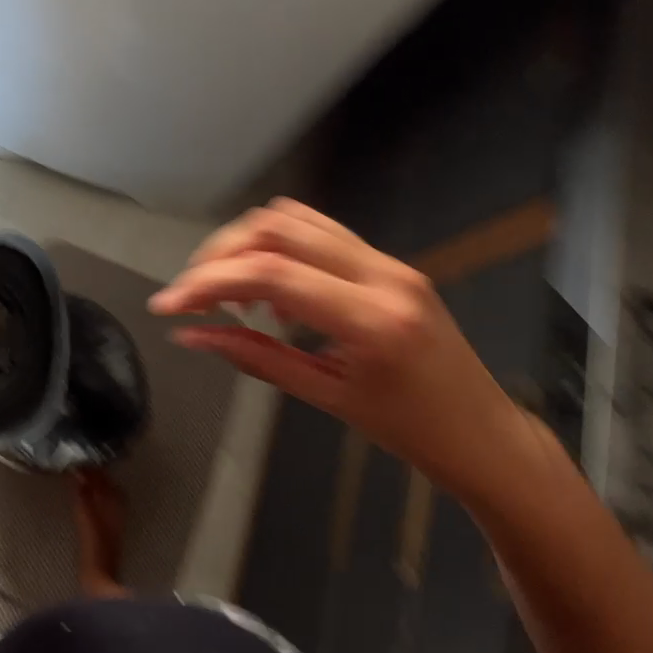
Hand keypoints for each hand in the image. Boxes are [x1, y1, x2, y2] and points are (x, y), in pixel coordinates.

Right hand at [149, 199, 550, 501]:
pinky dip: (278, 249)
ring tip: (227, 291)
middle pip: (278, 228)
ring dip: (246, 245)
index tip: (168, 305)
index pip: (272, 274)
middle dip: (219, 254)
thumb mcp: (325, 397)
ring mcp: (389, 261)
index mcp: (372, 318)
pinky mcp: (388, 262)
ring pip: (296, 219)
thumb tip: (190, 337)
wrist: (485, 434)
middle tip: (192, 294)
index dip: (208, 283)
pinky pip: (319, 234)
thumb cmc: (410, 430)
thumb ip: (254, 357)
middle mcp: (383, 274)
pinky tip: (268, 290)